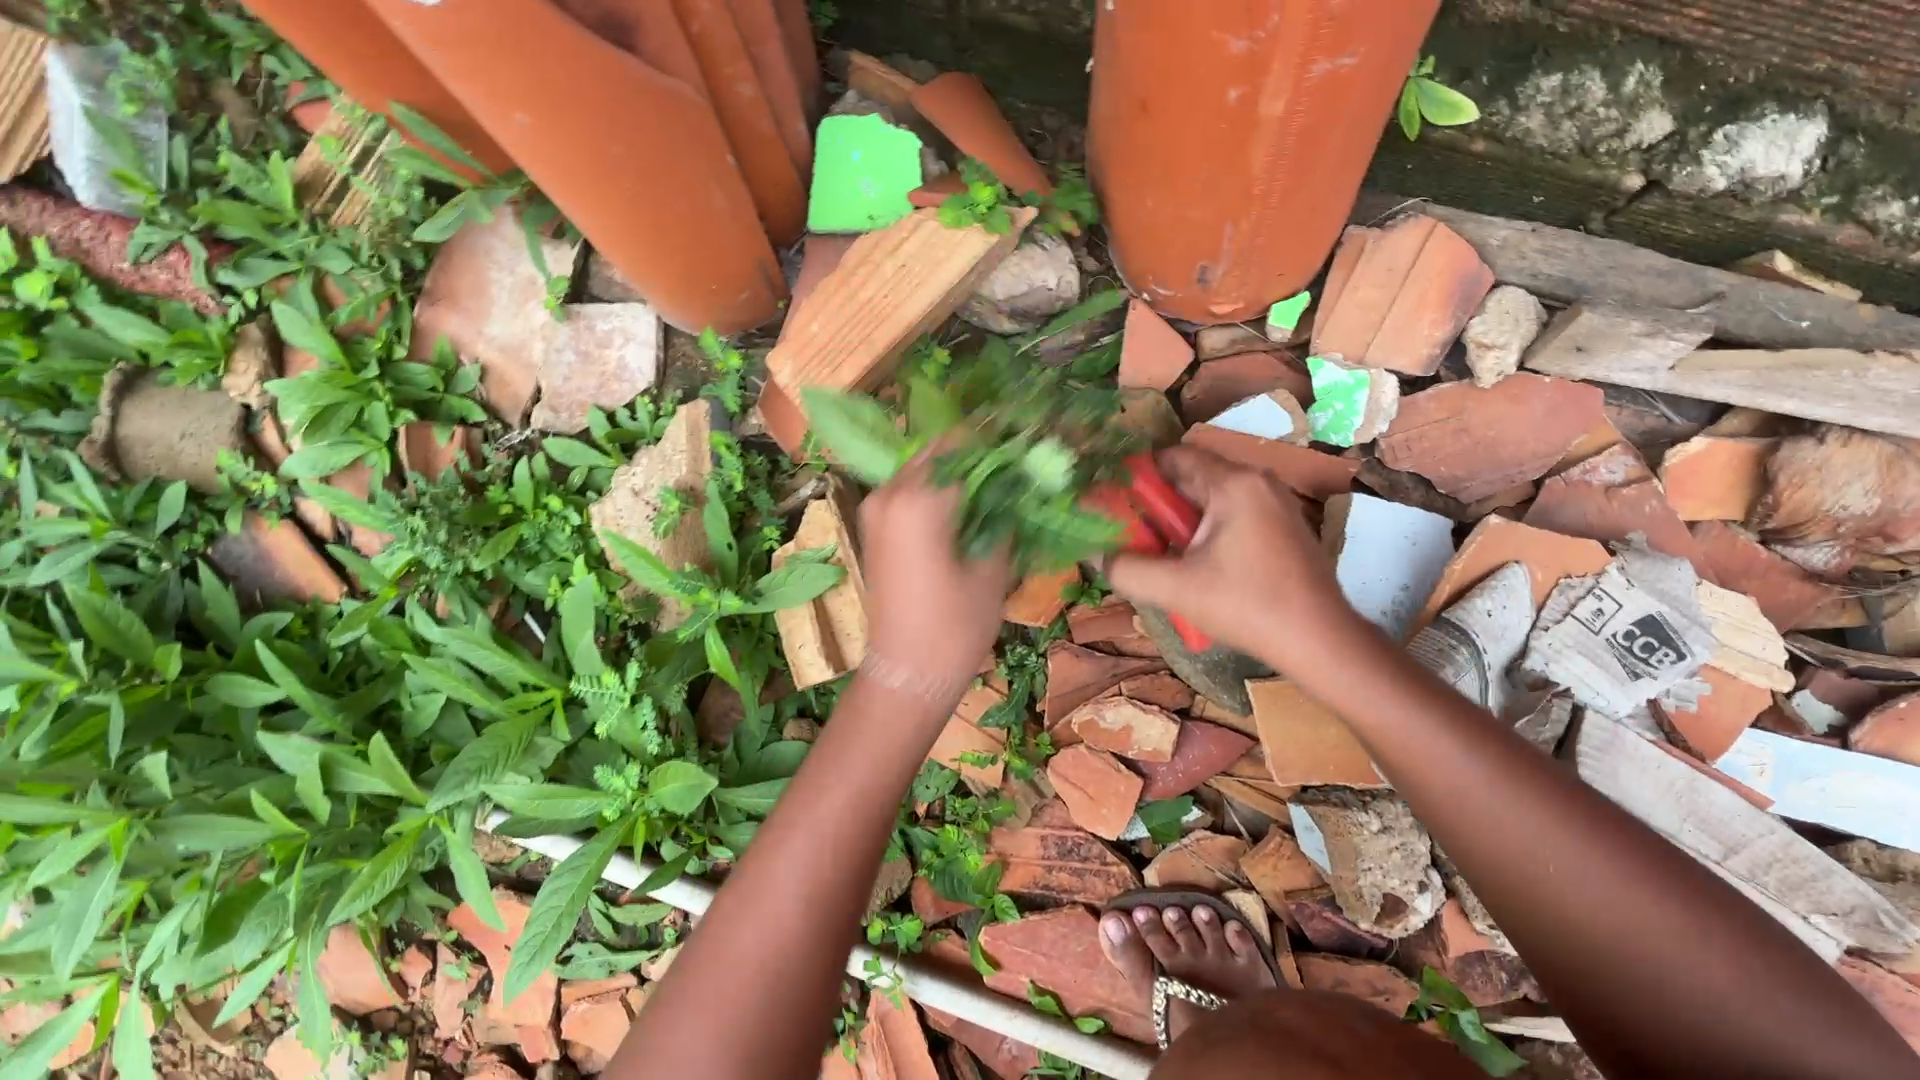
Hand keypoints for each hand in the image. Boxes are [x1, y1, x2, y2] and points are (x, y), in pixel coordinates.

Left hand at [855, 454, 1012, 706]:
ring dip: (955, 473)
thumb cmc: (955, 626)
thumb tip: (1021, 486)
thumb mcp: (993, 570)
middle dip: (975, 456)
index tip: (1028, 451)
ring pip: (922, 470)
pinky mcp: (874, 527)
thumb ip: (1005, 517)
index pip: (967, 449)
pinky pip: (908, 492)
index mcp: (919, 499)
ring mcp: (875, 509)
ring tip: (994, 490)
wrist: (907, 673)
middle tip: (1012, 471)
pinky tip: (966, 509)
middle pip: (940, 453)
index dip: (1000, 448)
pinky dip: (936, 492)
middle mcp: (890, 492)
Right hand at [1107, 446, 1357, 670]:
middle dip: (1158, 503)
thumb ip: (1126, 568)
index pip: (1174, 456)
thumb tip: (1095, 553)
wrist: (1320, 640)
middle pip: (1194, 477)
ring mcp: (1277, 504)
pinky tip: (1198, 566)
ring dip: (1182, 520)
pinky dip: (1209, 530)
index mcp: (1234, 483)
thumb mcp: (1176, 589)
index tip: (1114, 501)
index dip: (1138, 475)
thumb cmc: (1248, 606)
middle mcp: (1259, 482)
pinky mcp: (1286, 528)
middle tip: (1132, 533)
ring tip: (1161, 553)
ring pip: (1214, 499)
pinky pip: (1235, 515)